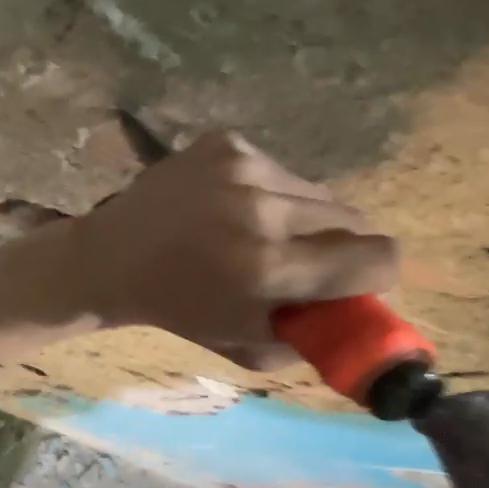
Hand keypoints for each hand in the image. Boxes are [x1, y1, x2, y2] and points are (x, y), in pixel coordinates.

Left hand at [73, 130, 397, 368]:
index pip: (379, 257)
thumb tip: (368, 317)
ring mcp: (241, 168)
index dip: (375, 273)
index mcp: (269, 268)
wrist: (110, 257)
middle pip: (353, 219)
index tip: (355, 281)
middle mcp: (261, 211)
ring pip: (316, 191)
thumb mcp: (248, 344)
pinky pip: (278, 167)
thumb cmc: (179, 308)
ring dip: (299, 214)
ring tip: (252, 231)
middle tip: (300, 259)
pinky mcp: (224, 143)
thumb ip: (315, 337)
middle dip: (337, 244)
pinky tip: (225, 206)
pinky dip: (265, 189)